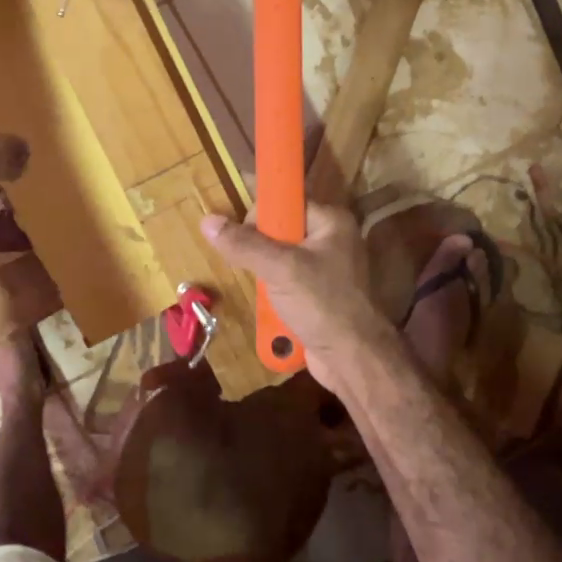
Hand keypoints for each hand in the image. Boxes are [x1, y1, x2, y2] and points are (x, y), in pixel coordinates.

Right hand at [200, 204, 388, 387]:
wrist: (353, 361)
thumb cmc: (323, 304)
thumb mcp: (280, 269)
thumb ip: (244, 244)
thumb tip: (207, 220)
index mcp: (330, 221)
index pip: (284, 201)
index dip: (261, 214)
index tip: (241, 232)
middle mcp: (329, 239)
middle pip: (277, 230)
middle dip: (258, 249)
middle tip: (255, 268)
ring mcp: (324, 268)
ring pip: (276, 258)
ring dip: (262, 274)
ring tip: (260, 289)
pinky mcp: (316, 294)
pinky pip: (282, 280)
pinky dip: (271, 291)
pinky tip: (268, 305)